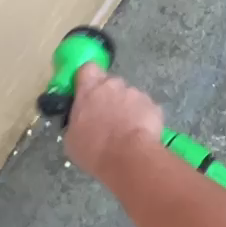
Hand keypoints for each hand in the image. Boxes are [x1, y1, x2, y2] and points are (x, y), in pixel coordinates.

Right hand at [63, 64, 164, 180]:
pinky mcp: (153, 105)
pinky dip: (142, 118)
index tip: (88, 92)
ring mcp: (136, 93)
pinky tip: (139, 135)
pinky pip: (145, 108)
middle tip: (107, 118)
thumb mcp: (72, 137)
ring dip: (127, 108)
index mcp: (90, 89)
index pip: (88, 69)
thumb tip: (82, 120)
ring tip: (125, 131)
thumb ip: (77, 119)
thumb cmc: (94, 149)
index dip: (88, 79)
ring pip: (129, 96)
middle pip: (110, 84)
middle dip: (109, 97)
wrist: (128, 158)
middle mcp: (114, 85)